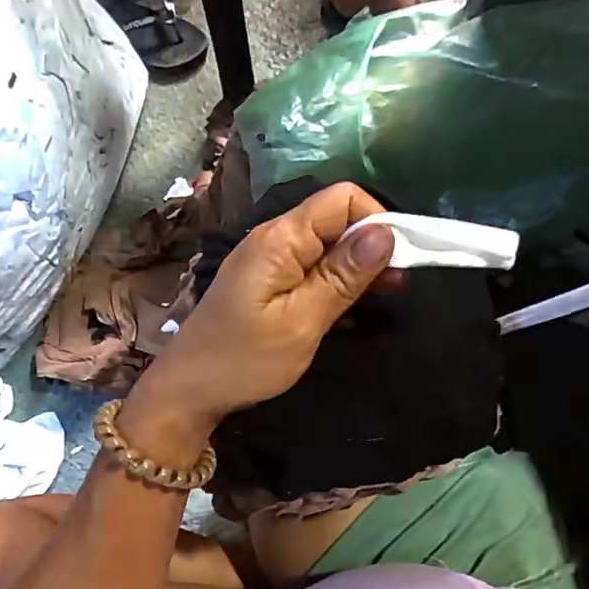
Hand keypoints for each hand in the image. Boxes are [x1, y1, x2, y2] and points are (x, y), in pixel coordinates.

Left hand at [119, 184, 394, 459]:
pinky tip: (353, 305)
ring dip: (357, 267)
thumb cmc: (245, 359)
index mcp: (280, 238)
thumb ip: (342, 277)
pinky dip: (336, 282)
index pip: (342, 199)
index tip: (398, 261)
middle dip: (372, 246)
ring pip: (327, 246)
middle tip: (398, 287)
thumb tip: (385, 232)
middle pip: (336, 219)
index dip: (376, 220)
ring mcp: (269, 261)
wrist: (190, 390)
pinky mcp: (267, 282)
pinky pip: (311, 268)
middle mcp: (274, 238)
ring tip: (384, 298)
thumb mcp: (301, 322)